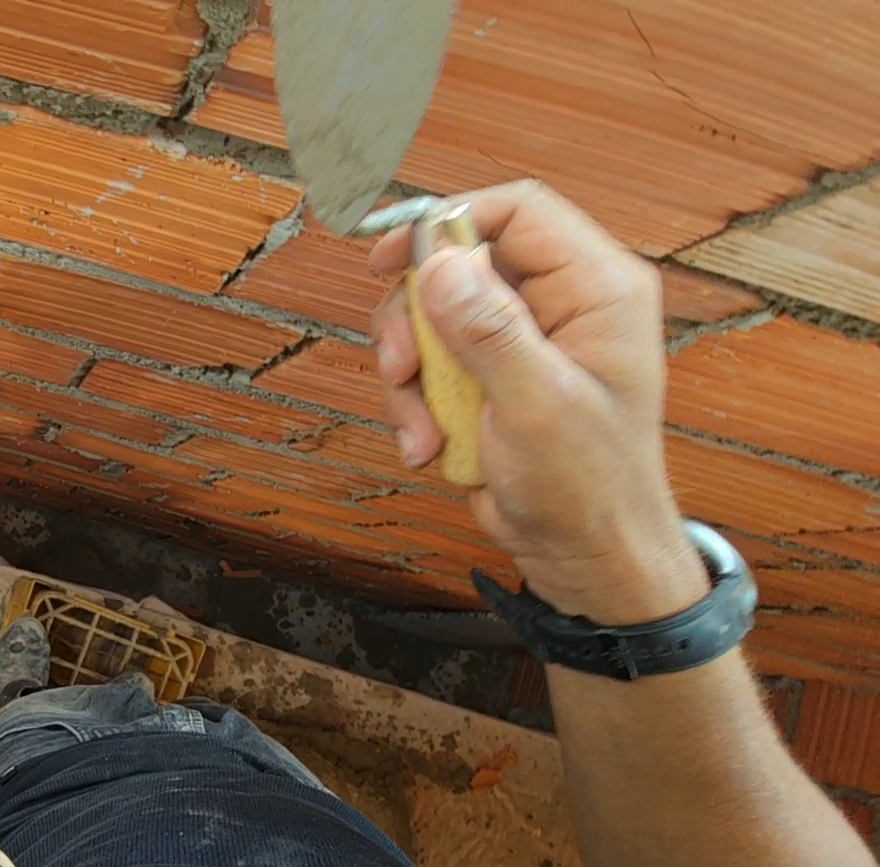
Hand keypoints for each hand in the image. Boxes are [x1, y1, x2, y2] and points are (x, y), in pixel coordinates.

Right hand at [368, 181, 707, 623]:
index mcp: (592, 291)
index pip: (516, 213)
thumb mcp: (536, 404)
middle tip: (398, 368)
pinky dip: (411, 408)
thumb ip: (489, 331)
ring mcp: (512, 344)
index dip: (445, 223)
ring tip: (422, 427)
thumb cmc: (585, 481)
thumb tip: (440, 265)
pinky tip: (428, 444)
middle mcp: (552, 307)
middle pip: (451, 269)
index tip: (383, 258)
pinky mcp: (481, 379)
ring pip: (426, 323)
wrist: (577, 544)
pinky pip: (422, 370)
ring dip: (406, 378)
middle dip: (410, 321)